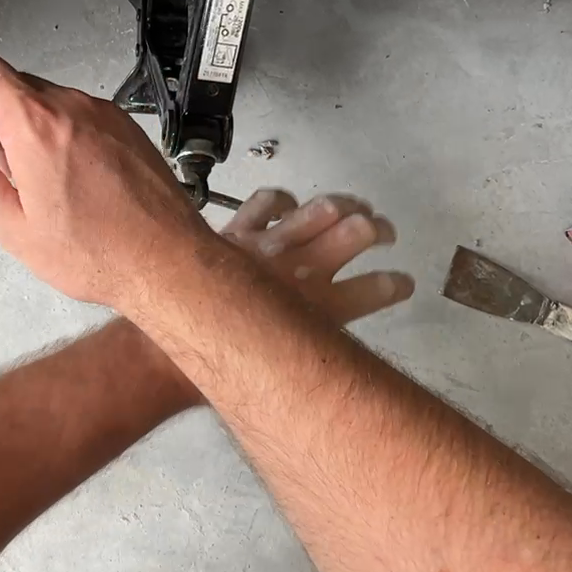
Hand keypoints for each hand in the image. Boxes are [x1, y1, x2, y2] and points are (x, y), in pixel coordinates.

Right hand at [0, 51, 211, 307]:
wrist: (166, 262)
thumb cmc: (96, 252)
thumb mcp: (12, 222)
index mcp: (36, 126)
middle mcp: (72, 107)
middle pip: (15, 84)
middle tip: (7, 171)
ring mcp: (104, 113)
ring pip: (49, 100)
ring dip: (33, 129)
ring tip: (45, 184)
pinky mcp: (126, 125)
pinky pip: (81, 114)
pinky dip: (66, 135)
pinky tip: (76, 181)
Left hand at [126, 188, 416, 408]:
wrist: (168, 354)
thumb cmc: (225, 371)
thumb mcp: (284, 369)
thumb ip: (310, 349)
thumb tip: (323, 358)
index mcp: (319, 311)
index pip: (376, 289)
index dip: (396, 284)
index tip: (403, 282)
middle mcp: (299, 273)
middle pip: (356, 233)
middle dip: (380, 228)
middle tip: (385, 231)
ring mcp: (267, 248)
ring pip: (320, 210)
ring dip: (344, 204)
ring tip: (353, 207)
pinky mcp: (236, 234)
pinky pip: (267, 203)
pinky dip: (281, 200)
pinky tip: (288, 204)